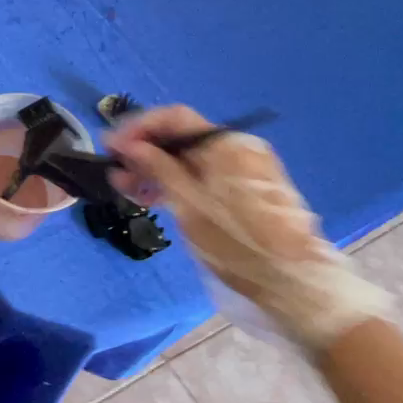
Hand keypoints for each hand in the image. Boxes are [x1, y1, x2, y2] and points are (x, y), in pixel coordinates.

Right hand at [104, 105, 387, 349]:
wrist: (292, 283)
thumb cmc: (237, 241)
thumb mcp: (189, 204)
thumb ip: (159, 168)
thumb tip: (131, 145)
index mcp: (227, 145)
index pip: (175, 119)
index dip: (139, 127)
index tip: (111, 146)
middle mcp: (236, 150)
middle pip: (181, 138)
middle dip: (144, 151)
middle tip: (114, 171)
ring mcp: (240, 172)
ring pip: (187, 160)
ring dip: (154, 170)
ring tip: (127, 189)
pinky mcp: (241, 193)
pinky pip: (200, 177)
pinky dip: (174, 183)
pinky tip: (152, 198)